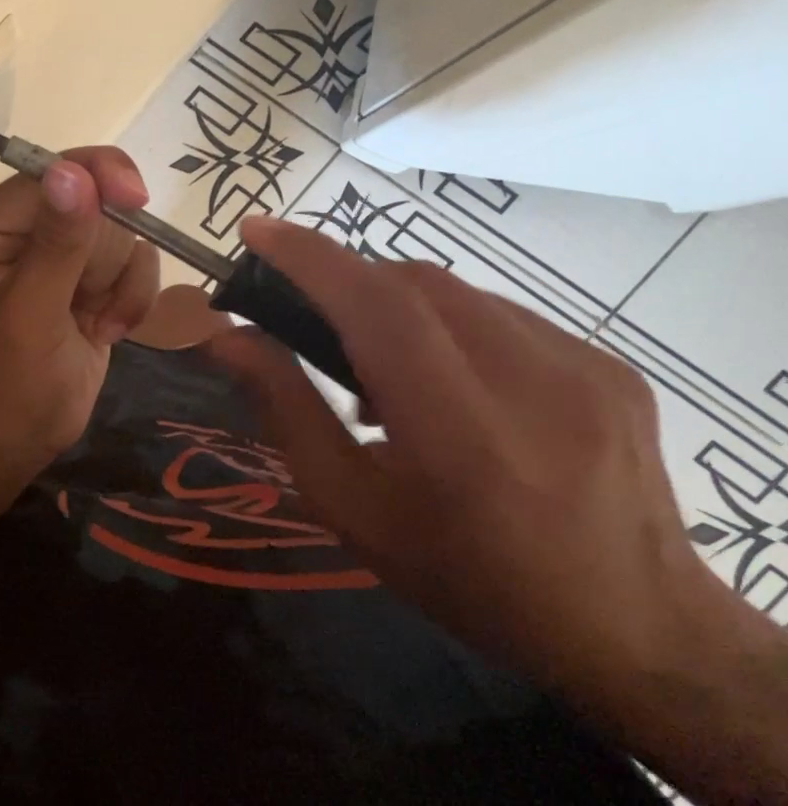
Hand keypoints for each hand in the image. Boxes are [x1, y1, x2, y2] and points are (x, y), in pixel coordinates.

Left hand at [0, 146, 157, 468]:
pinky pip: (133, 261)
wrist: (18, 444)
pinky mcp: (82, 279)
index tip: (136, 200)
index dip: (95, 178)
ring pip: (119, 232)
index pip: (45, 175)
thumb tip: (73, 170)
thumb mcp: (30, 316)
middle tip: (81, 303)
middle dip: (101, 257)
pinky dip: (131, 297)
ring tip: (90, 324)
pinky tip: (104, 330)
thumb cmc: (8, 387)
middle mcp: (12, 234)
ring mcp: (49, 256)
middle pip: (91, 201)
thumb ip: (56, 245)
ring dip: (118, 284)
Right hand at [210, 216, 787, 803]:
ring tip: (380, 372)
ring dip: (395, 307)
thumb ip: (285, 409)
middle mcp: (533, 383)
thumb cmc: (461, 574)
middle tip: (304, 320)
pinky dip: (448, 327)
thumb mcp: (348, 505)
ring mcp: (585, 369)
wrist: (630, 625)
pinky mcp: (612, 368)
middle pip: (415, 284)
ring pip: (458, 293)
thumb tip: (225, 336)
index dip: (311, 259)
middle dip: (345, 282)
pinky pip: (503, 316)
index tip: (255, 230)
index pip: (379, 308)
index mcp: (459, 433)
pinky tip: (447, 383)